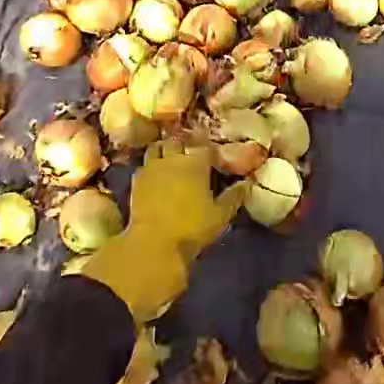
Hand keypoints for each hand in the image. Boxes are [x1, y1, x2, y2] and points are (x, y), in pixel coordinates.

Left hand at [80, 142, 242, 319]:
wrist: (154, 242)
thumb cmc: (192, 227)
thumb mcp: (220, 215)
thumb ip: (233, 197)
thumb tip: (246, 184)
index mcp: (196, 163)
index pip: (206, 147)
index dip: (211, 152)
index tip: (214, 159)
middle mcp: (173, 158)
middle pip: (178, 141)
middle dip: (185, 145)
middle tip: (191, 156)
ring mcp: (152, 167)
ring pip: (158, 147)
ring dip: (165, 150)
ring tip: (171, 159)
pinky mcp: (136, 179)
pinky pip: (145, 164)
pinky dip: (151, 166)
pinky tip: (155, 175)